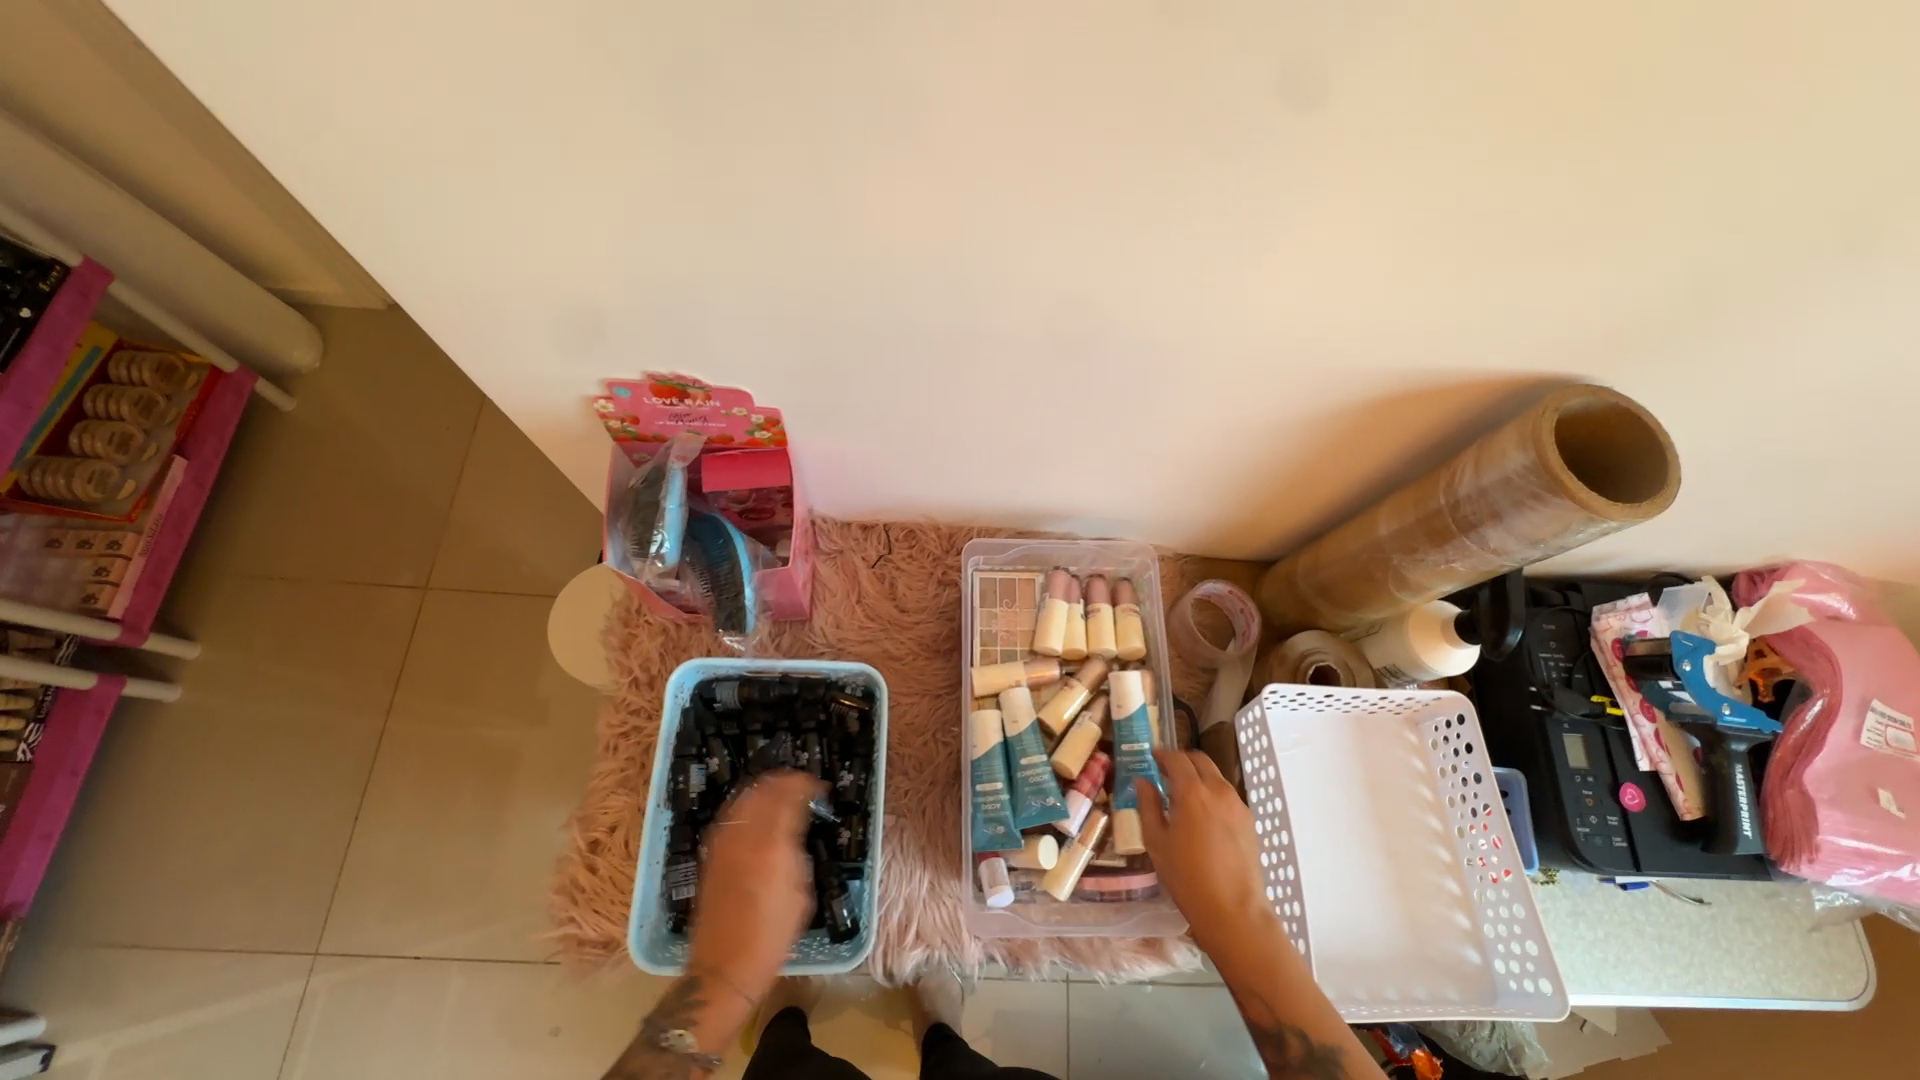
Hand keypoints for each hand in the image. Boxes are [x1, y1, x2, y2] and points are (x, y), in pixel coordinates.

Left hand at [688, 769, 824, 1004]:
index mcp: (772, 845)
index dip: (806, 786)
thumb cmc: (772, 937)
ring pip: (742, 799)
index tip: (819, 788)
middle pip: (763, 791)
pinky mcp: (710, 856)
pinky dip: (745, 805)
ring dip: (763, 789)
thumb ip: (797, 855)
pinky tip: (754, 812)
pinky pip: (729, 817)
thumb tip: (795, 834)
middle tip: (801, 785)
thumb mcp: (800, 894)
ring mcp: (723, 845)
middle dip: (784, 782)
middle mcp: (744, 837)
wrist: (725, 966)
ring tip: (779, 791)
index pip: (789, 797)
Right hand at [1135, 749, 1283, 956]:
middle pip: (1200, 760)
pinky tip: (1202, 815)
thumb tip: (1143, 781)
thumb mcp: (1157, 841)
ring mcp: (1238, 805)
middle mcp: (1218, 791)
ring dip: (1198, 776)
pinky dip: (1212, 793)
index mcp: (1192, 792)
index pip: (1177, 759)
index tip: (1151, 757)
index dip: (1162, 754)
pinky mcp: (1249, 821)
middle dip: (1182, 760)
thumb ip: (1148, 806)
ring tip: (1182, 795)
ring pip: (1216, 777)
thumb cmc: (1186, 877)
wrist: (1233, 909)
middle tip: (1165, 771)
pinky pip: (1227, 795)